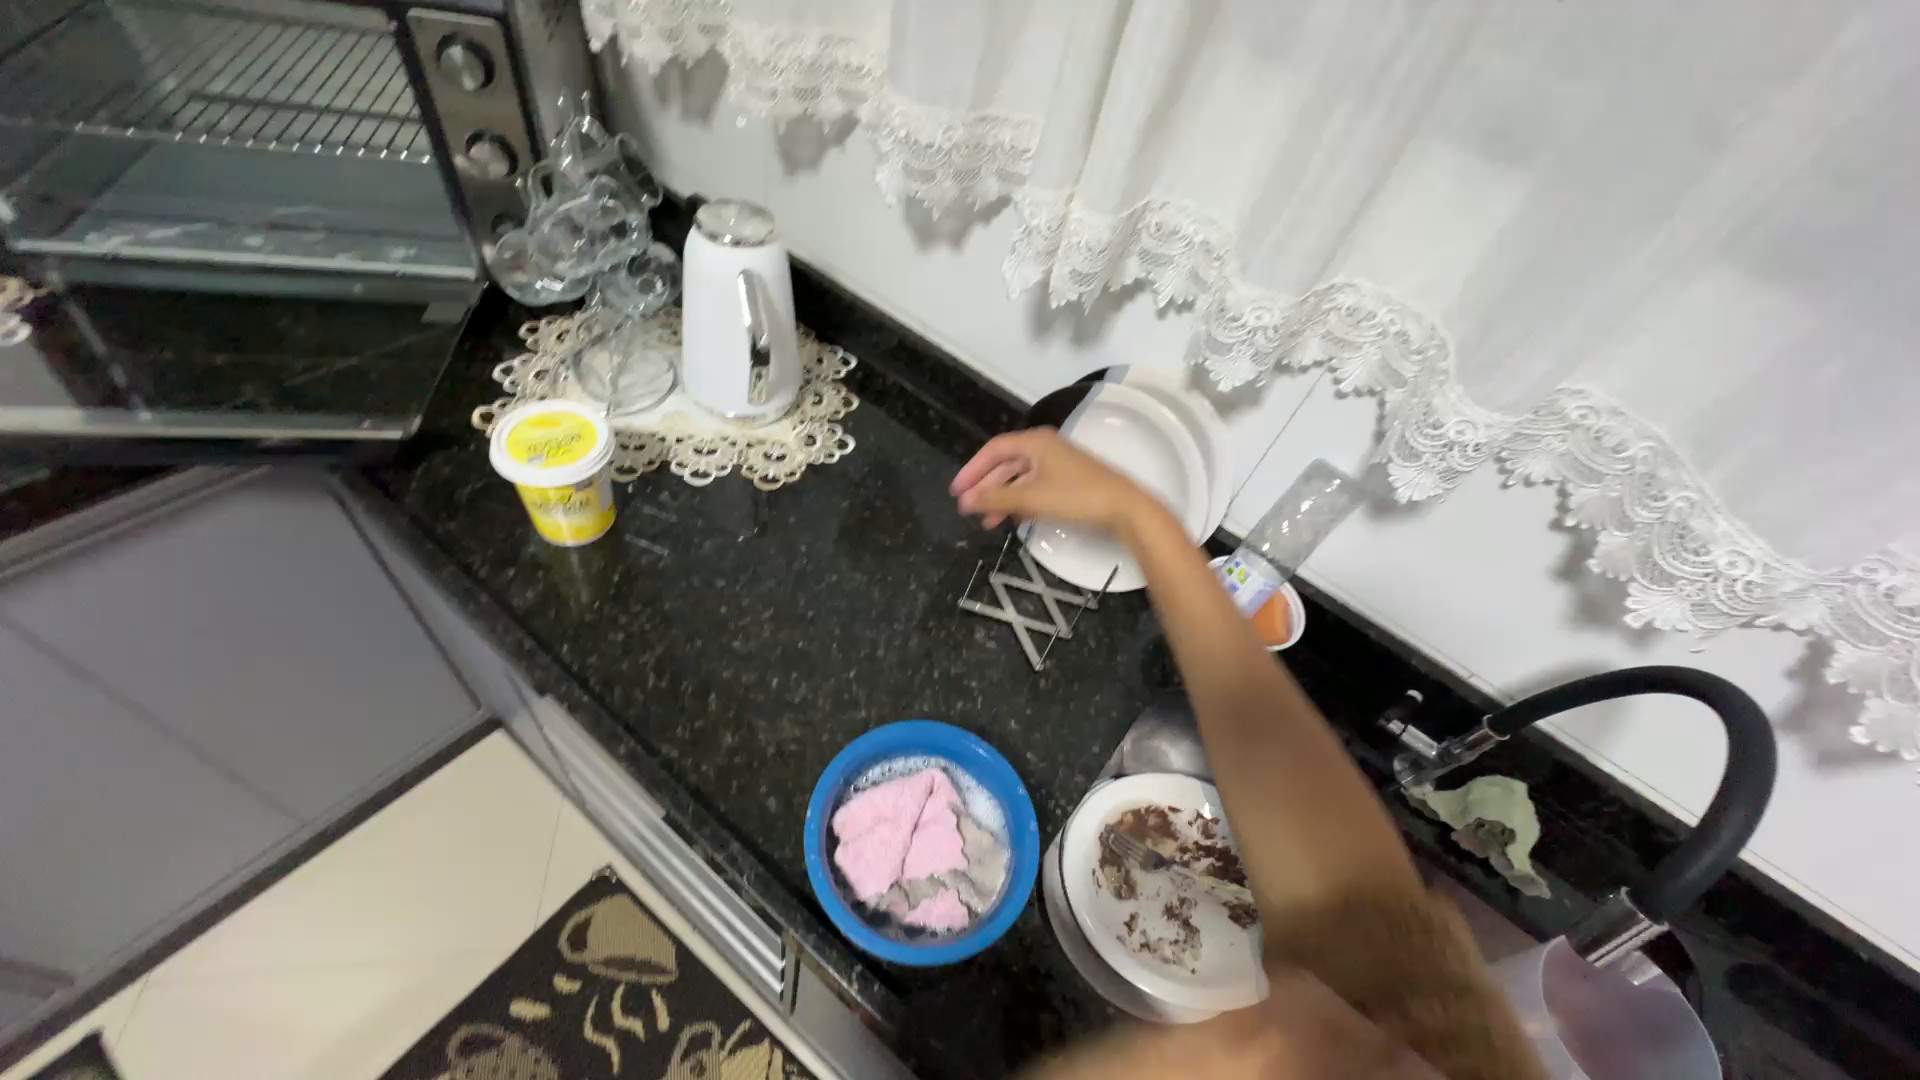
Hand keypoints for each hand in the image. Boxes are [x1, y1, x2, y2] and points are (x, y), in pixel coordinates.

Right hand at [949, 428, 1155, 530]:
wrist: (1126, 509)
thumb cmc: (1077, 497)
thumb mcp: (1031, 498)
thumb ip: (995, 498)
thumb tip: (964, 501)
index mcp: (1035, 442)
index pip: (993, 450)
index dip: (972, 469)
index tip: (956, 491)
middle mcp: (1045, 448)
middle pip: (1006, 464)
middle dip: (985, 487)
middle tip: (968, 508)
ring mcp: (1058, 464)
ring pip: (1020, 479)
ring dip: (1002, 499)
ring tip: (988, 523)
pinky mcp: (1068, 481)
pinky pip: (1035, 488)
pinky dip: (1021, 503)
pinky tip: (1014, 520)